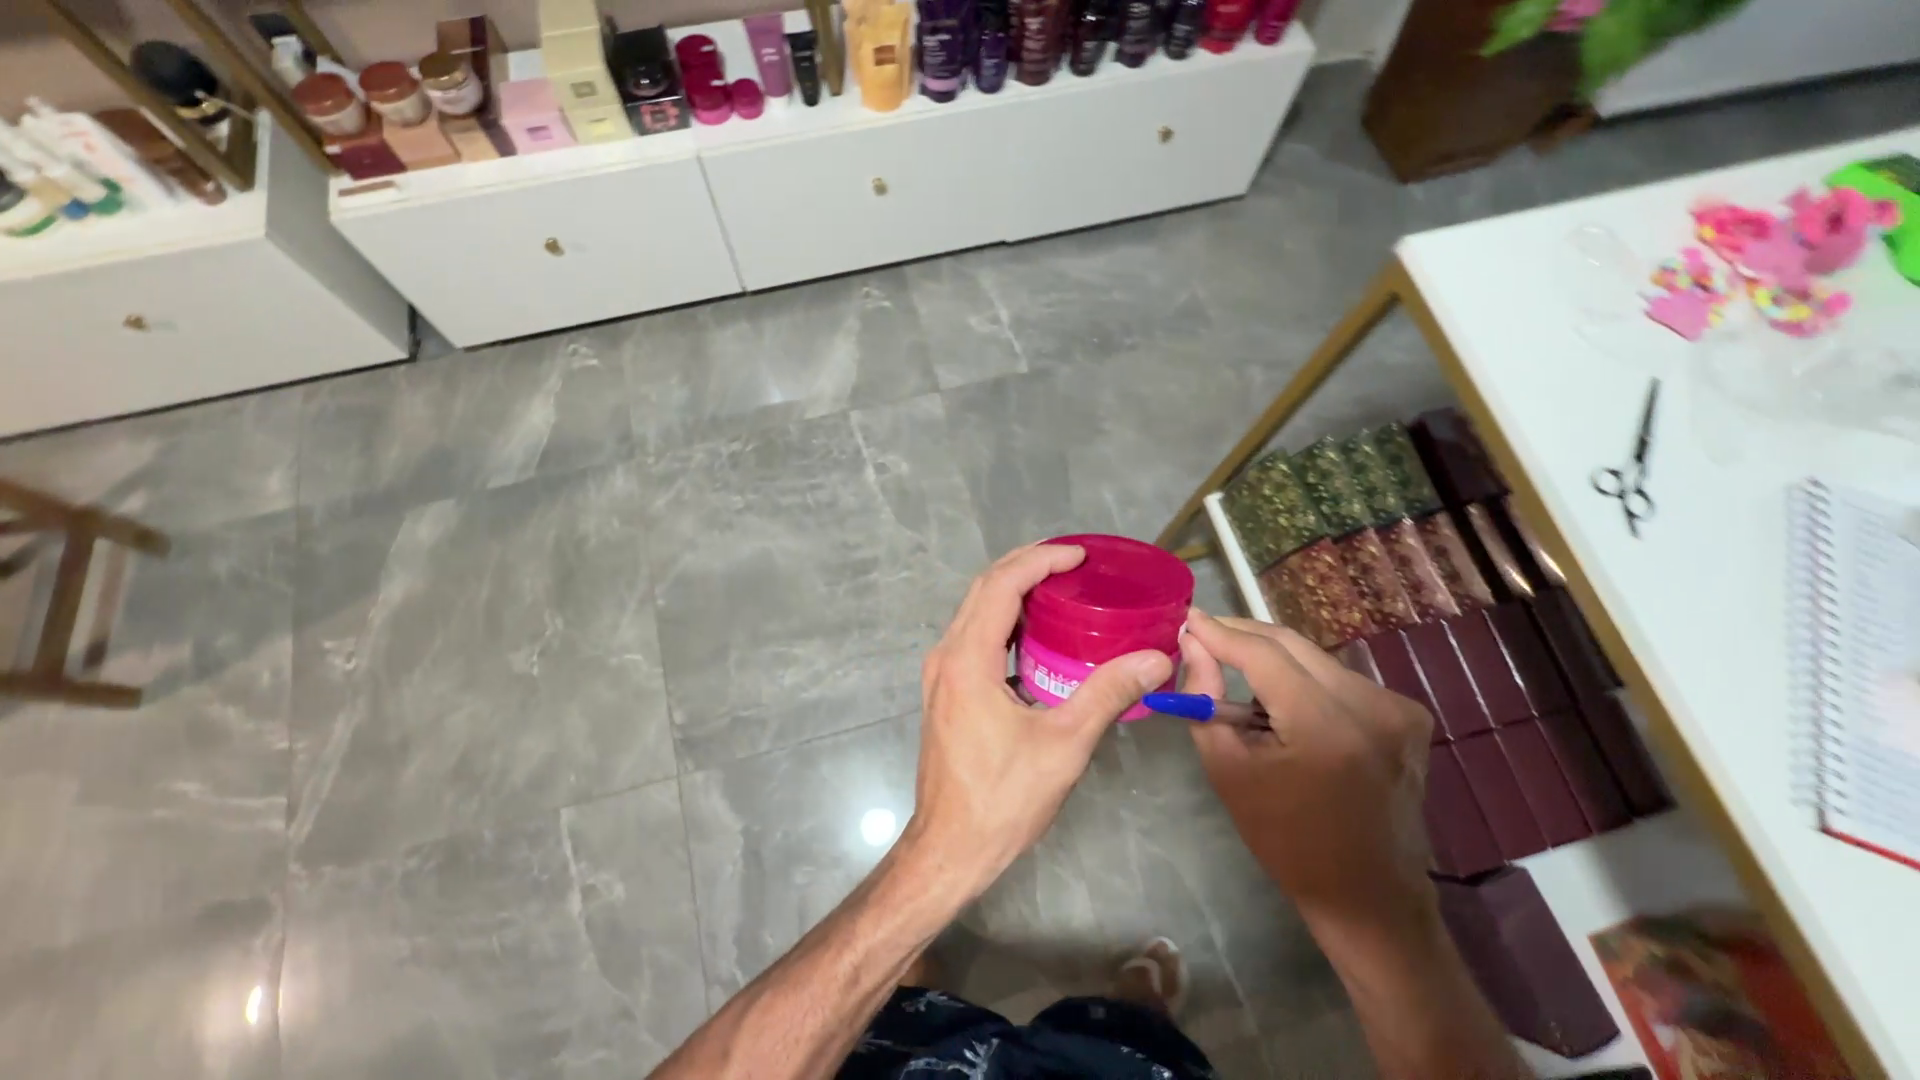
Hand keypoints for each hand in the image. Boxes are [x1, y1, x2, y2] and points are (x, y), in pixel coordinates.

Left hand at [906, 544, 1172, 895]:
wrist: (950, 848)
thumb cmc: (1004, 798)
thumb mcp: (1064, 744)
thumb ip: (1108, 693)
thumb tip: (1155, 658)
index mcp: (967, 659)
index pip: (1001, 585)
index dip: (1039, 560)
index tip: (1079, 554)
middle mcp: (945, 657)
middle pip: (983, 590)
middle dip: (1026, 567)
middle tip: (1074, 563)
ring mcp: (940, 677)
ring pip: (975, 613)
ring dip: (1014, 593)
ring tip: (1061, 589)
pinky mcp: (945, 695)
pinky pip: (974, 639)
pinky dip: (1005, 623)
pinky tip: (1039, 637)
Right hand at [1179, 612, 1433, 925]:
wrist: (1366, 893)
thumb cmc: (1286, 841)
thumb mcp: (1228, 771)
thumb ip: (1205, 702)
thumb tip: (1194, 646)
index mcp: (1326, 726)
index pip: (1263, 654)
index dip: (1221, 633)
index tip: (1187, 619)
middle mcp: (1371, 705)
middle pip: (1294, 646)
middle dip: (1245, 636)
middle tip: (1204, 634)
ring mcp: (1398, 708)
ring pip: (1318, 660)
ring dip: (1276, 661)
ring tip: (1239, 675)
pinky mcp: (1410, 715)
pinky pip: (1342, 680)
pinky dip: (1308, 682)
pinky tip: (1287, 706)